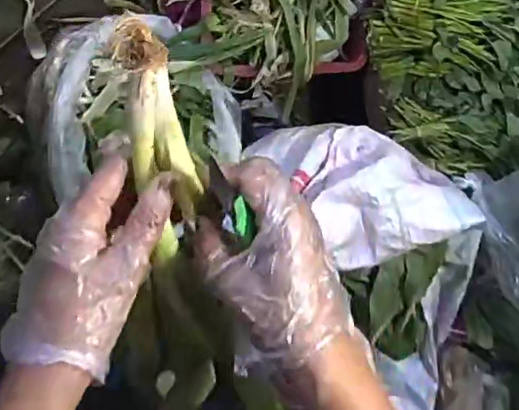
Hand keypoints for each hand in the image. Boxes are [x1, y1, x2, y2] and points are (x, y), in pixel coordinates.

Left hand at [0, 155, 172, 380]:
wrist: (47, 369)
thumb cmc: (90, 314)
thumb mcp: (127, 267)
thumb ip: (147, 219)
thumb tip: (168, 177)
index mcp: (78, 213)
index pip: (112, 166)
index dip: (141, 155)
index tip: (168, 151)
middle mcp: (62, 216)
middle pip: (104, 183)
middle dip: (137, 179)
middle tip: (170, 182)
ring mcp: (56, 236)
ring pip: (97, 204)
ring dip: (126, 202)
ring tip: (158, 205)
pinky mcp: (58, 255)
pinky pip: (89, 224)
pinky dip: (113, 221)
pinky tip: (133, 232)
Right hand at [194, 158, 357, 370]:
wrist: (320, 350)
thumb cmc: (275, 313)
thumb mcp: (229, 282)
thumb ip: (208, 245)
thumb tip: (198, 222)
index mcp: (281, 208)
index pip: (249, 168)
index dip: (222, 175)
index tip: (201, 193)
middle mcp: (298, 203)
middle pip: (263, 172)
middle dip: (234, 183)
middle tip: (212, 207)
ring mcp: (306, 217)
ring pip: (272, 187)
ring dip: (247, 196)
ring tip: (226, 224)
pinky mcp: (308, 234)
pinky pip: (280, 205)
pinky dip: (260, 210)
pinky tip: (247, 238)